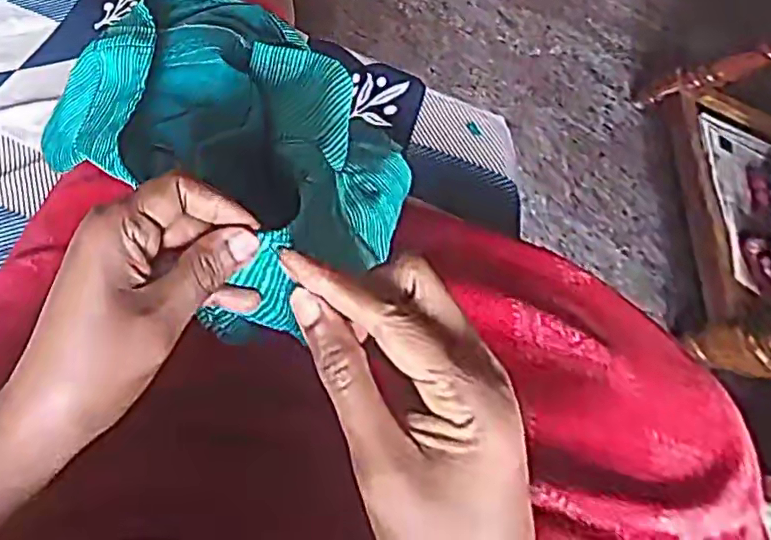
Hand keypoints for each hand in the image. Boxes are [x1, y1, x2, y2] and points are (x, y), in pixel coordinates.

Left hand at [0, 171, 260, 444]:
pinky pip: (164, 267)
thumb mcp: (162, 315)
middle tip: (266, 258)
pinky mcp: (119, 279)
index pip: (178, 190)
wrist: (46, 414)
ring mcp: (116, 253)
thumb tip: (247, 236)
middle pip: (179, 214)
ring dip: (215, 261)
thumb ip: (205, 269)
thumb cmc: (98, 366)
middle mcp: (114, 227)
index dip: (221, 205)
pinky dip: (195, 280)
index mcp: (117, 223)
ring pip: (177, 243)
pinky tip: (238, 298)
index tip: (258, 231)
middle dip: (221, 233)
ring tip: (259, 279)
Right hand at [281, 249, 532, 539]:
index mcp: (469, 389)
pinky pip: (421, 321)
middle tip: (319, 308)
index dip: (332, 282)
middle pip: (417, 285)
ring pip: (419, 296)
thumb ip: (342, 372)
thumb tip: (305, 300)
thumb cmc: (430, 534)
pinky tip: (359, 340)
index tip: (288, 258)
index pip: (389, 313)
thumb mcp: (377, 459)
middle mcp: (482, 365)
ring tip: (334, 327)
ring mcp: (480, 370)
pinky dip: (384, 318)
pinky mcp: (469, 378)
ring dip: (372, 299)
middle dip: (362, 284)